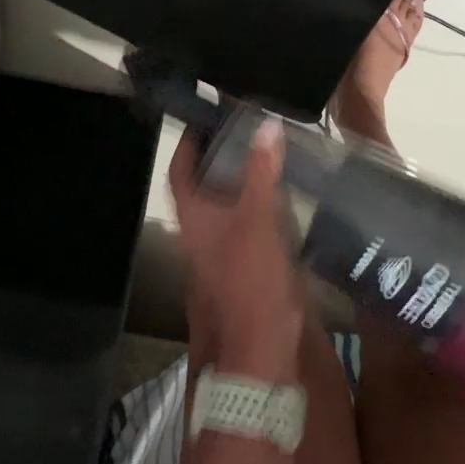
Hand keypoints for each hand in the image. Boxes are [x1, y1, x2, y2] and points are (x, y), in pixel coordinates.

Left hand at [169, 118, 302, 380]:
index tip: (207, 116)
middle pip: (203, 185)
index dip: (189, 141)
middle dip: (221, 157)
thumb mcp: (258, 217)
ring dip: (242, 181)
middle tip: (247, 129)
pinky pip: (247, 225)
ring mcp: (221, 251)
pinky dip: (260, 206)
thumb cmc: (250, 278)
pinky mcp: (243, 267)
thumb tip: (267, 124)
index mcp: (192, 215)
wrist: (260, 348)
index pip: (180, 168)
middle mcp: (199, 231)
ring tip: (269, 154)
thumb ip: (261, 171)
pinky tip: (284, 196)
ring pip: (226, 206)